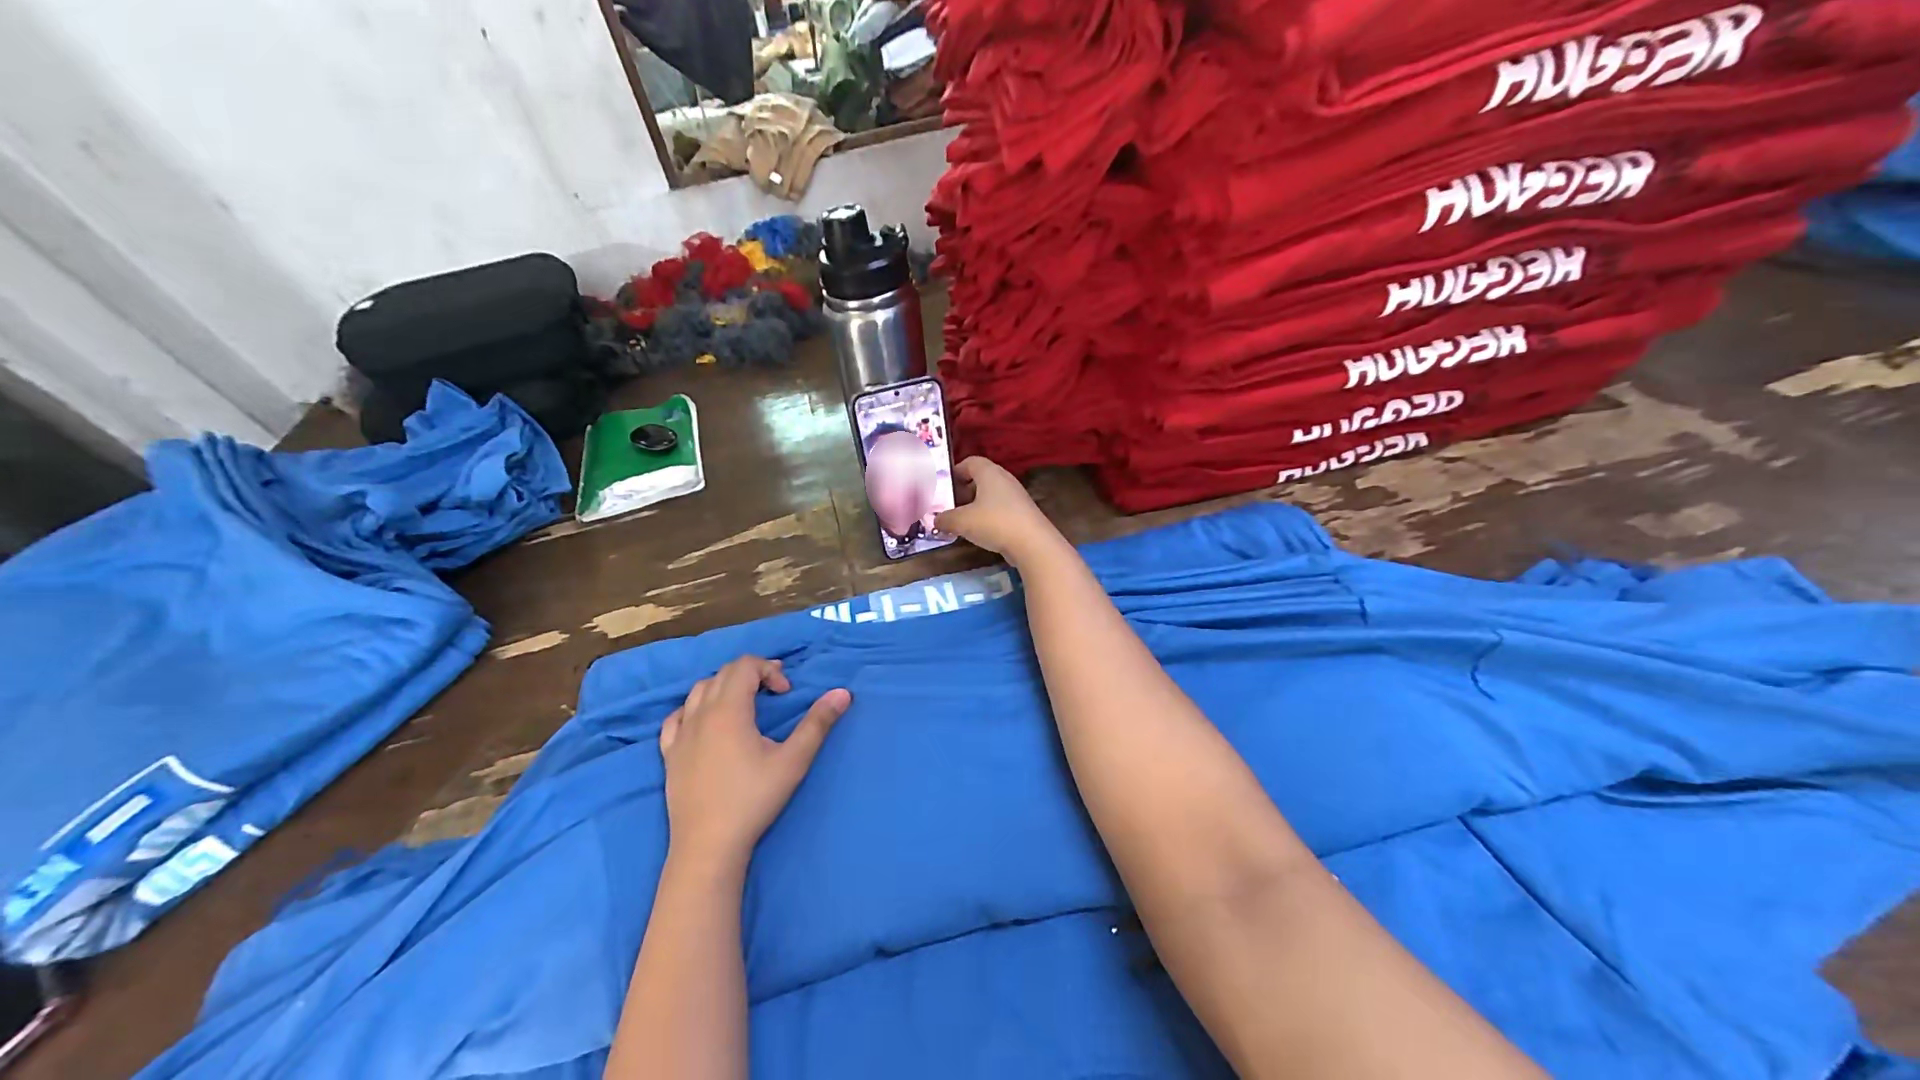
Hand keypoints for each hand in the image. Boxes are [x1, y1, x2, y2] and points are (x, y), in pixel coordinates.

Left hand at [659, 656, 850, 866]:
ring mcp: (679, 734)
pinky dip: (693, 709)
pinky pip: (676, 717)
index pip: (744, 665)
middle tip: (773, 693)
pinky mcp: (668, 754)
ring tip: (744, 706)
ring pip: (698, 691)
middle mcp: (700, 714)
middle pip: (722, 673)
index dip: (769, 669)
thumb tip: (842, 693)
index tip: (786, 693)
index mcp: (728, 710)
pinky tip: (704, 723)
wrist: (709, 844)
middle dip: (750, 674)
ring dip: (723, 687)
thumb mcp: (793, 761)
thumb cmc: (753, 799)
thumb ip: (817, 723)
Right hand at [934, 457, 1064, 564]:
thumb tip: (935, 520)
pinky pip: (999, 509)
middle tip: (948, 505)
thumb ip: (945, 519)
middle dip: (962, 491)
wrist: (1033, 544)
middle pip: (980, 478)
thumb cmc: (994, 522)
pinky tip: (979, 531)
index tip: (943, 485)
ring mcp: (1016, 496)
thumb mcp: (962, 521)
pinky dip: (987, 516)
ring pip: (989, 495)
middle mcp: (1004, 479)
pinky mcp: (1022, 513)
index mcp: (989, 473)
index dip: (955, 471)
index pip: (970, 462)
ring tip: (960, 521)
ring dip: (974, 505)